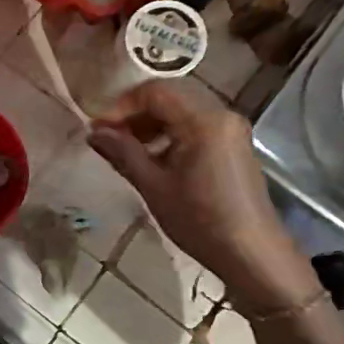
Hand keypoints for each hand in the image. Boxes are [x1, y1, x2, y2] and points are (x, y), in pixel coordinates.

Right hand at [88, 81, 320, 311]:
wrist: (250, 251)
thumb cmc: (199, 220)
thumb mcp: (154, 187)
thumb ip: (123, 154)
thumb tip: (94, 133)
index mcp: (203, 121)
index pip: (155, 91)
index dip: (121, 106)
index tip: (99, 130)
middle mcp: (222, 114)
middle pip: (171, 97)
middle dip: (136, 114)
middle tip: (110, 140)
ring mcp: (232, 129)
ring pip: (183, 112)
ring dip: (152, 125)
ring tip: (129, 153)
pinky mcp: (235, 144)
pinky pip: (197, 126)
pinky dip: (171, 135)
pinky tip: (156, 161)